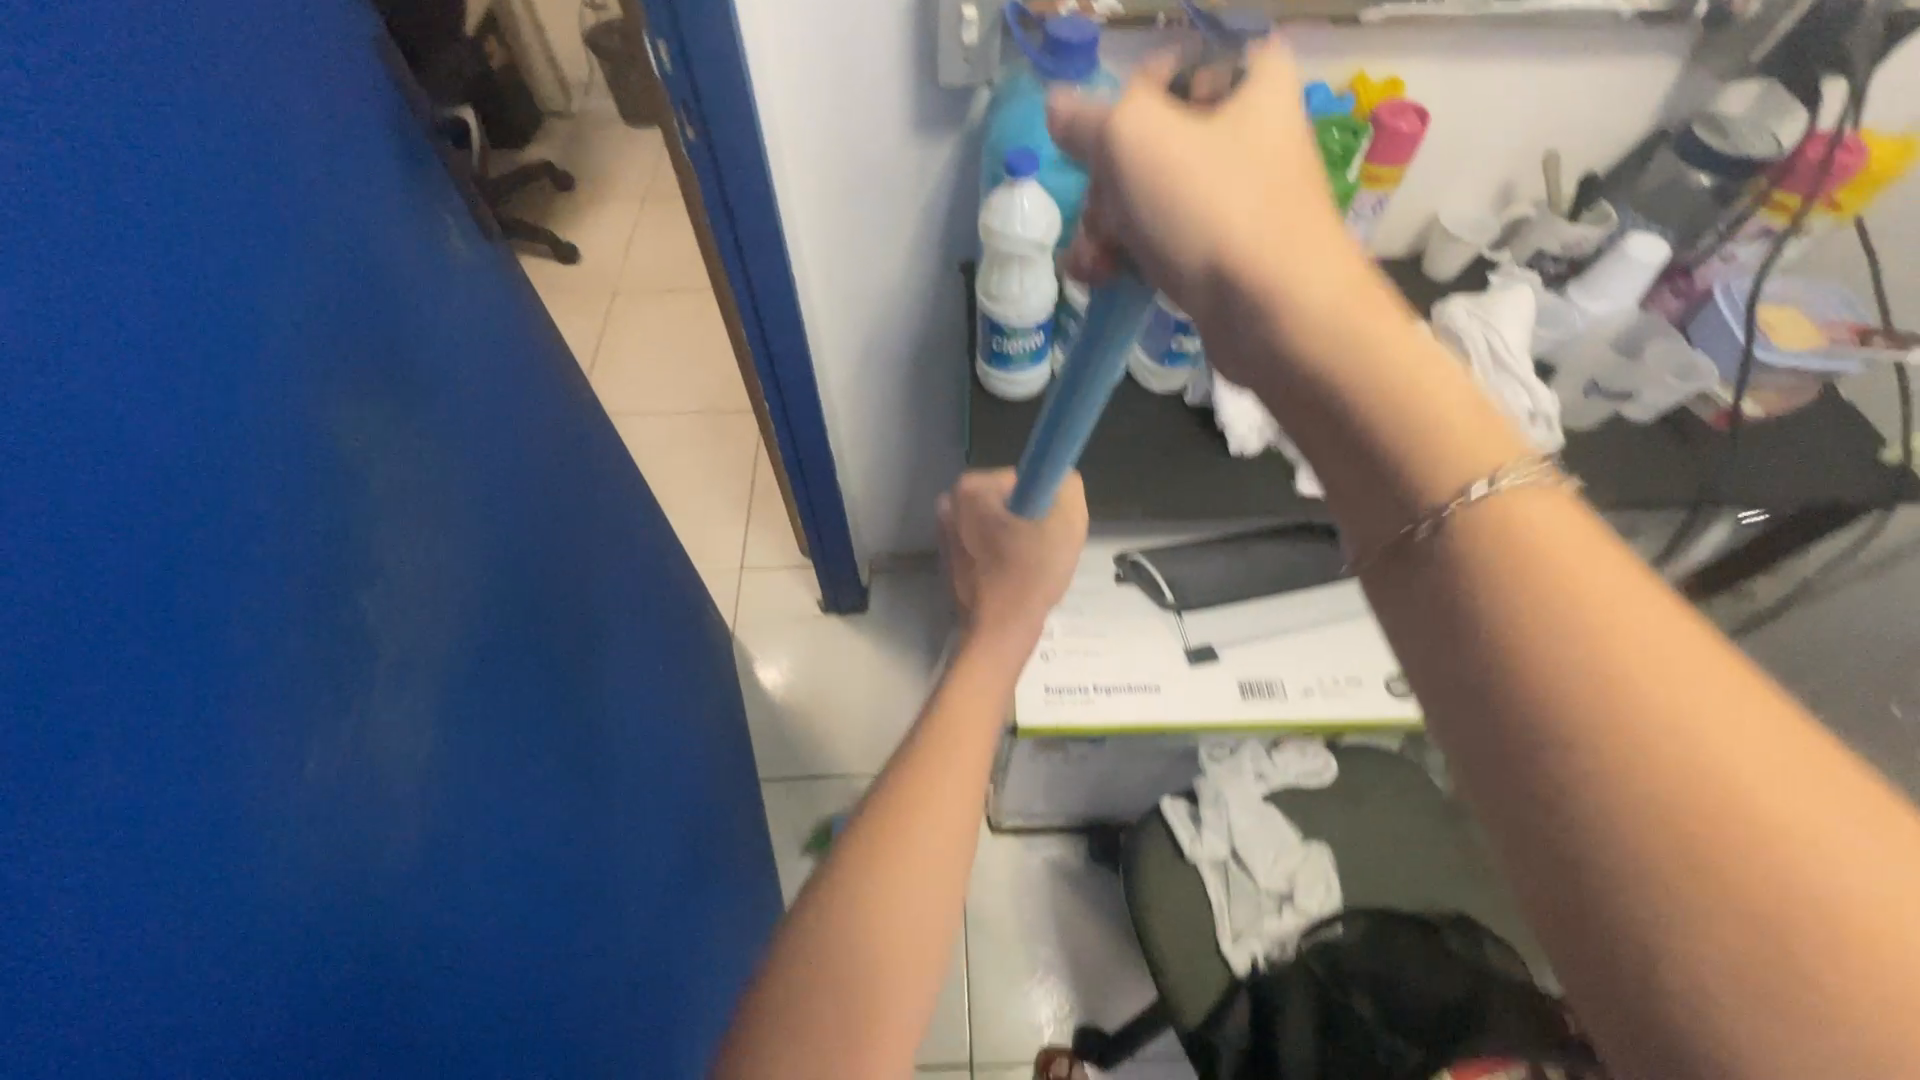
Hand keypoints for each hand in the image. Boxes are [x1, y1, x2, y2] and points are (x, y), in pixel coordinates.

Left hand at [937, 469, 1087, 647]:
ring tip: (1030, 566)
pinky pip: (988, 546)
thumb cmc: (1032, 573)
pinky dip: (1003, 556)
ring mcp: (945, 534)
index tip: (1049, 528)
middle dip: (1030, 519)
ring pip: (999, 524)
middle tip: (1045, 548)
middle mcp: (950, 504)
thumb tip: (1059, 481)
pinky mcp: (951, 560)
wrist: (1001, 631)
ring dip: (1018, 539)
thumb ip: (1067, 485)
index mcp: (972, 488)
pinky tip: (1015, 577)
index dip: (1045, 502)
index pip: (1023, 479)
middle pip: (1010, 501)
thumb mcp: (1069, 520)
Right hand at [1045, 40, 1390, 385]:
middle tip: (1101, 219)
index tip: (1103, 147)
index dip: (1122, 108)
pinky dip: (1127, 257)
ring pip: (1144, 199)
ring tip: (1092, 263)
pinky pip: (1160, 241)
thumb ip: (1086, 118)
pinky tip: (1100, 278)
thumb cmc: (1211, 208)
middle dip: (1105, 188)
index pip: (1162, 72)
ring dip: (1104, 230)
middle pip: (1144, 145)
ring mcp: (1236, 198)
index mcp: (1247, 78)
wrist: (1276, 315)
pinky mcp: (1223, 253)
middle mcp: (1247, 131)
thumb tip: (1058, 108)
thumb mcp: (1131, 139)